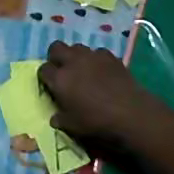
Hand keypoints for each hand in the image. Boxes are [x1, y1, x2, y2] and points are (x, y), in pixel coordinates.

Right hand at [38, 42, 168, 143]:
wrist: (130, 112)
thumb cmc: (96, 121)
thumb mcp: (72, 126)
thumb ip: (60, 119)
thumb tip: (55, 118)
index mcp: (59, 79)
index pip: (43, 69)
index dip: (45, 76)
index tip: (50, 85)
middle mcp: (72, 62)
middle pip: (56, 48)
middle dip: (56, 57)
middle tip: (62, 71)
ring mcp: (92, 56)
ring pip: (77, 47)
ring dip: (76, 56)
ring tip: (82, 69)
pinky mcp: (110, 56)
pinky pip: (97, 52)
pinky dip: (96, 59)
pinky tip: (102, 71)